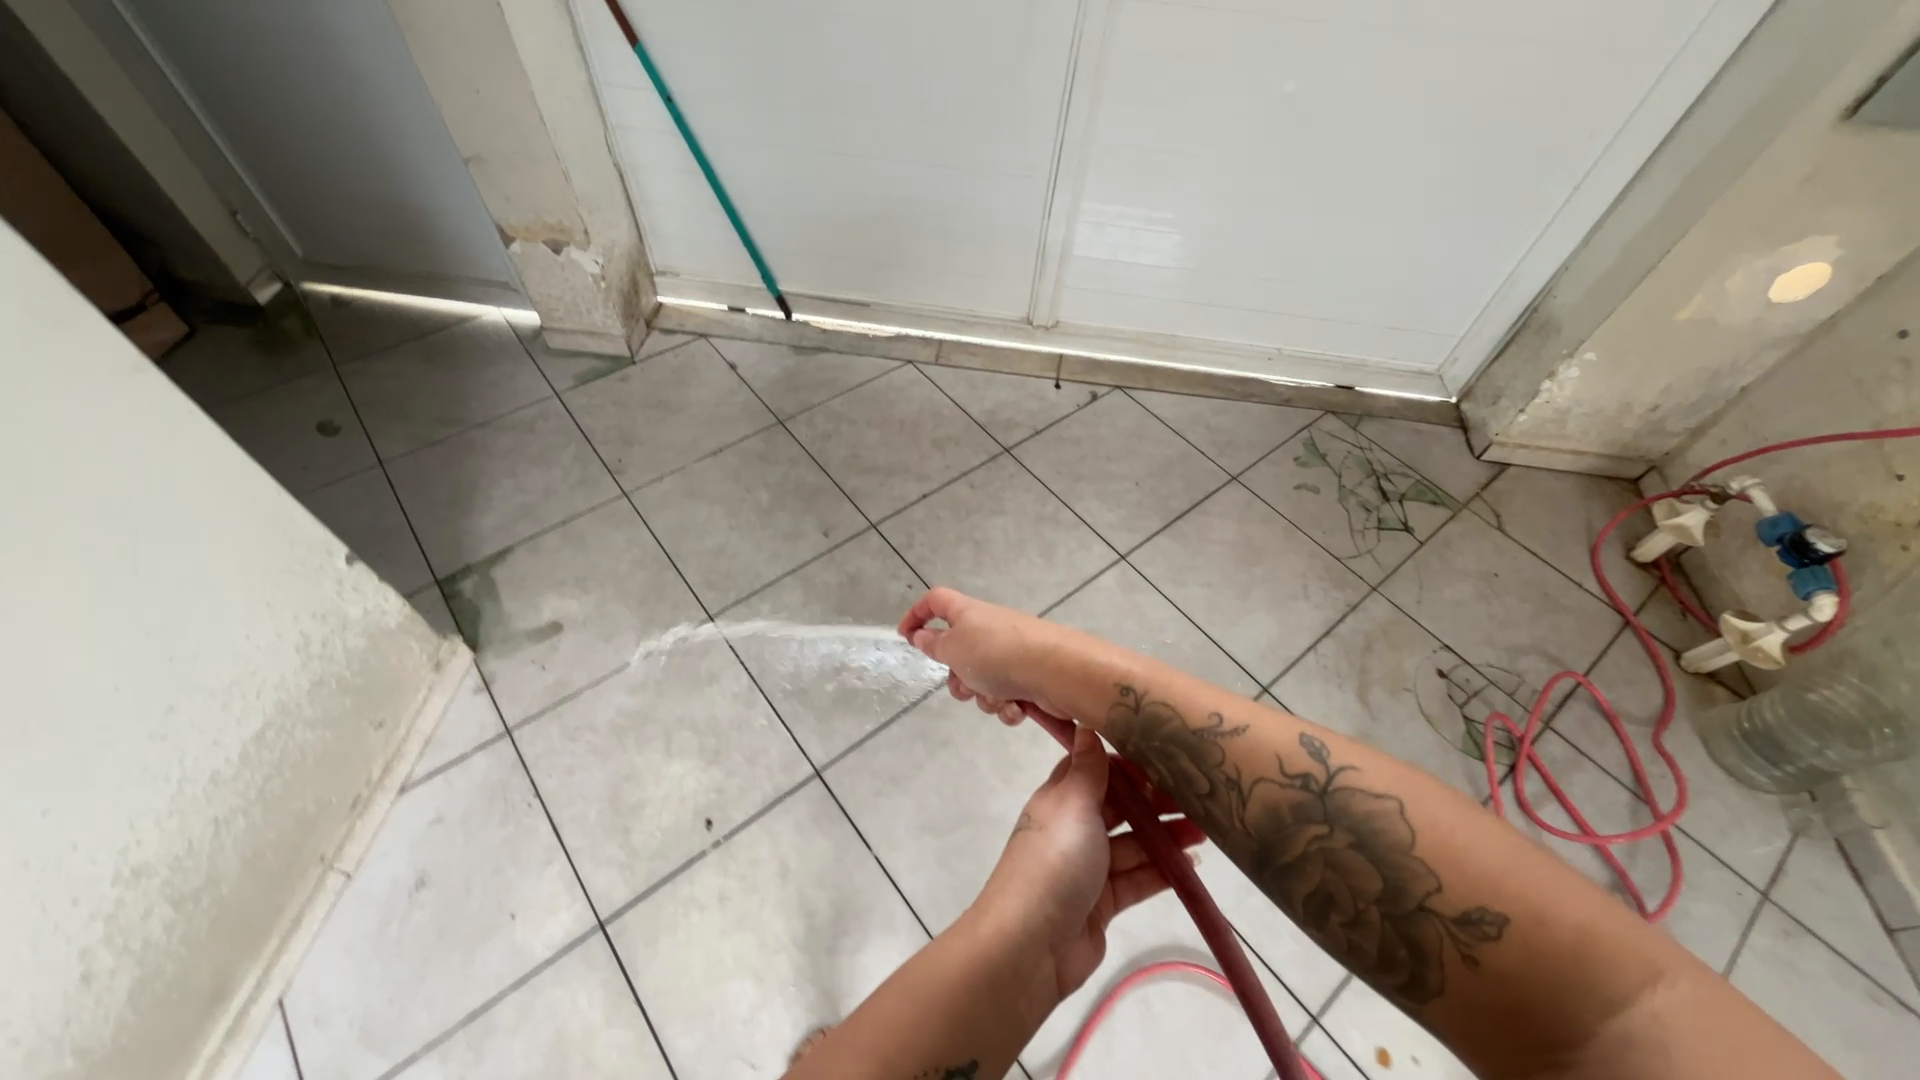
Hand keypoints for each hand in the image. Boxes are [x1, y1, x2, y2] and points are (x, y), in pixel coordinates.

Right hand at [898, 587, 1073, 723]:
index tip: (905, 637)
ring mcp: (1012, 654)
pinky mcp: (1030, 677)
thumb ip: (934, 644)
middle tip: (964, 686)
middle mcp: (990, 630)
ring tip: (997, 698)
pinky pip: (1006, 695)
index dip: (917, 614)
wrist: (1055, 671)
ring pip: (982, 681)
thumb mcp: (954, 649)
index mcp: (968, 613)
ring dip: (984, 696)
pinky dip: (1008, 705)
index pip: (936, 601)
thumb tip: (920, 634)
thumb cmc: (997, 654)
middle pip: (959, 653)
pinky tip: (1017, 708)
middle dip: (957, 678)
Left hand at [970, 727, 1204, 999]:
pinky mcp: (1102, 904)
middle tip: (1199, 795)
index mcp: (1060, 800)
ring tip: (1206, 829)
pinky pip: (1138, 880)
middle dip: (1155, 801)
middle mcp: (1072, 829)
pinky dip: (1163, 872)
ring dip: (1166, 836)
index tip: (1164, 756)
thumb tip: (1084, 724)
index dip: (1127, 763)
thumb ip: (1087, 770)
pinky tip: (1192, 864)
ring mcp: (1087, 868)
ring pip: (1133, 844)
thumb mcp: (1071, 805)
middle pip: (1119, 808)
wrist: (1028, 946)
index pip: (1094, 770)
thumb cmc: (1052, 863)